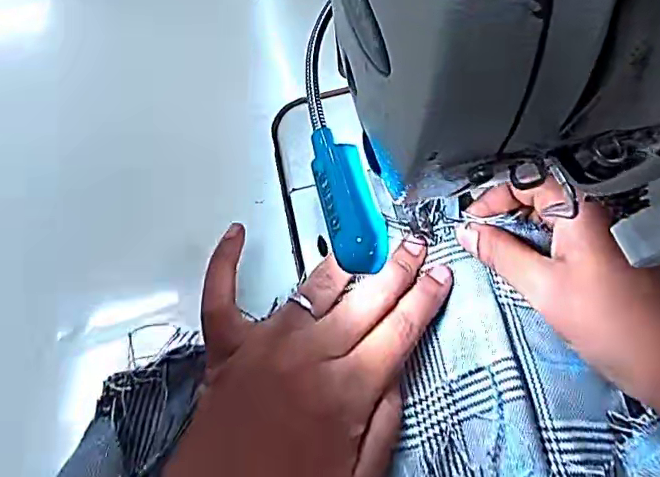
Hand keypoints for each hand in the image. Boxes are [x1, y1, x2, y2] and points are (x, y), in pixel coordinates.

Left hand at [165, 224, 453, 476]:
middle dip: (395, 271)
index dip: (423, 300)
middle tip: (412, 247)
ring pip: (311, 288)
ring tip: (362, 243)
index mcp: (345, 394)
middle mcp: (307, 358)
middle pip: (364, 301)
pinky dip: (225, 261)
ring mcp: (265, 343)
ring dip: (341, 262)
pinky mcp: (227, 344)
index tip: (438, 278)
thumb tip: (397, 378)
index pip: (398, 331)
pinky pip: (221, 292)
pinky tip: (236, 234)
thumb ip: (381, 426)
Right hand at [458, 178, 659, 400]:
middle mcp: (599, 208)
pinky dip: (551, 248)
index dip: (490, 199)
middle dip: (506, 217)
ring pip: (554, 218)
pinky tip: (546, 276)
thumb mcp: (545, 290)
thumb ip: (500, 254)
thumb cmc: (626, 329)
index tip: (473, 221)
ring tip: (514, 264)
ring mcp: (613, 228)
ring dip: (528, 235)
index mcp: (580, 205)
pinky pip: (574, 235)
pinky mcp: (621, 249)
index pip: (519, 180)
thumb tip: (470, 234)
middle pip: (537, 195)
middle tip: (486, 243)